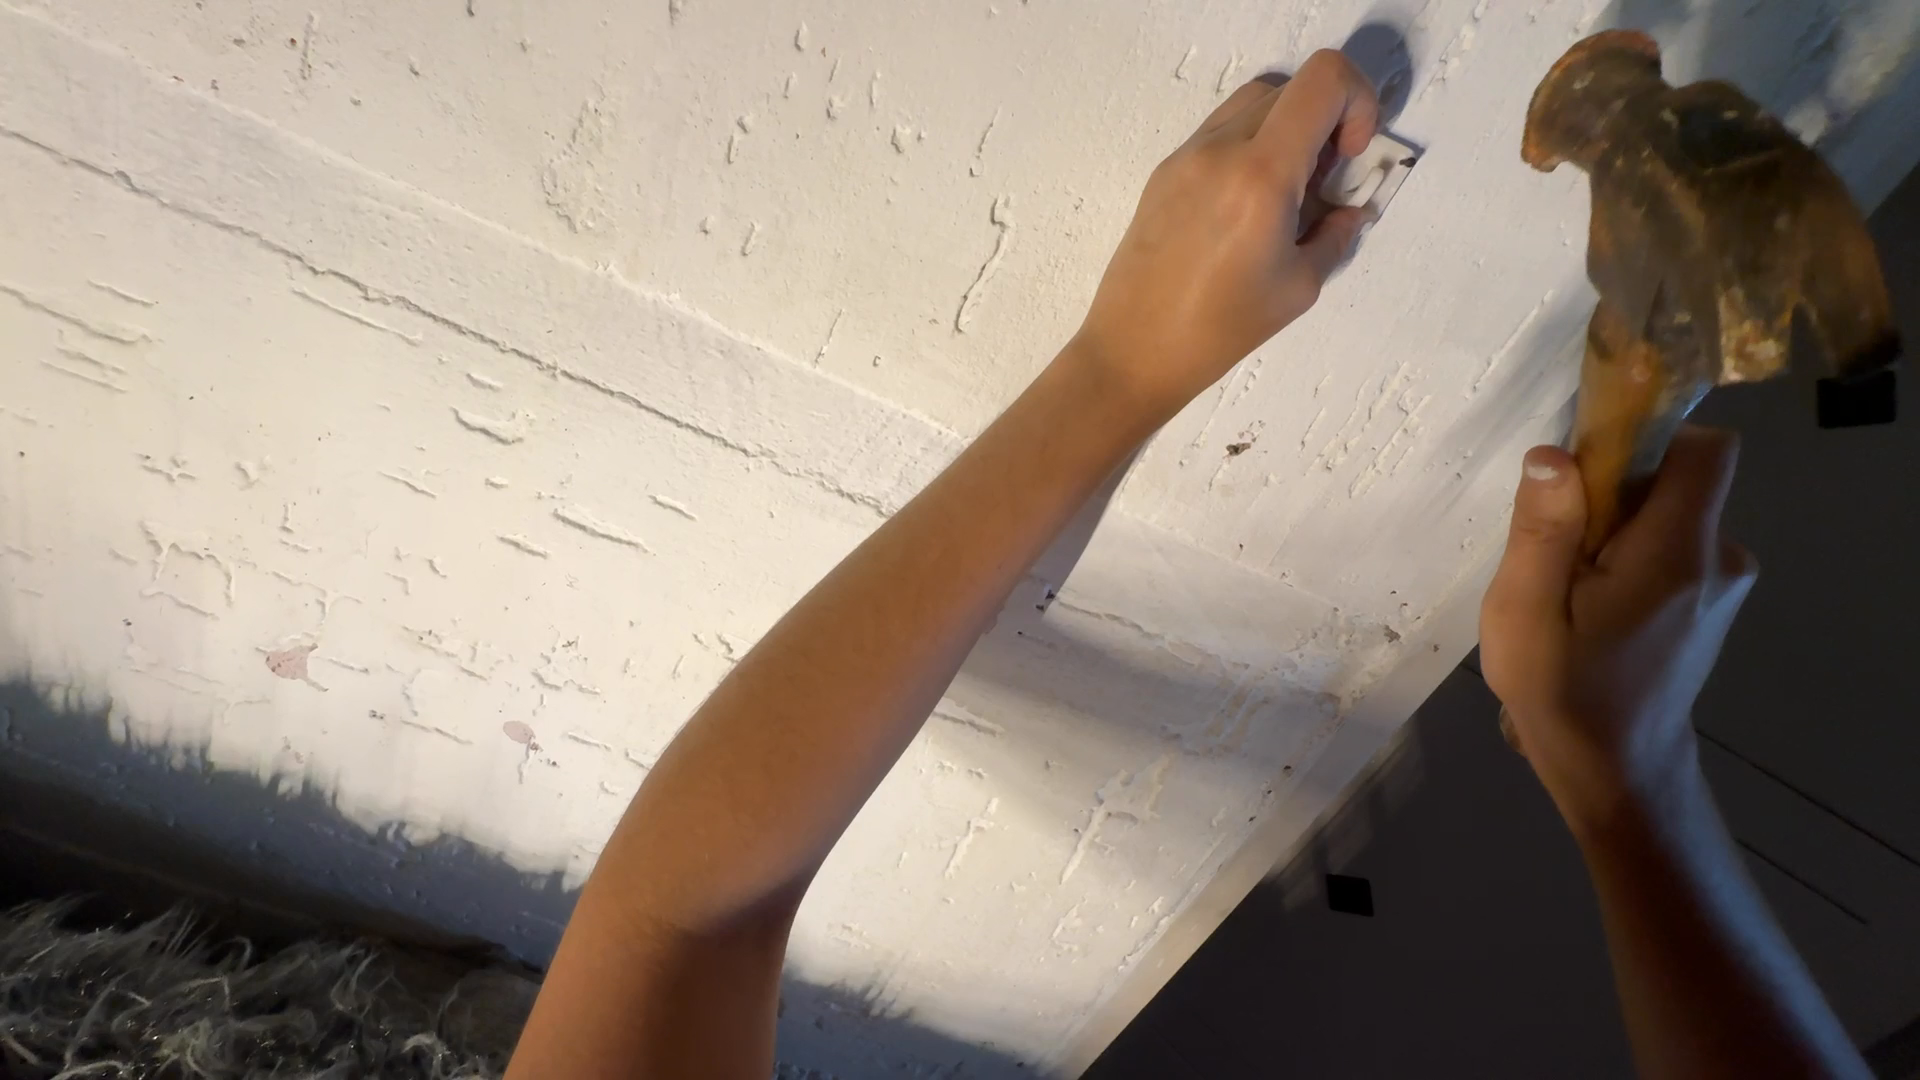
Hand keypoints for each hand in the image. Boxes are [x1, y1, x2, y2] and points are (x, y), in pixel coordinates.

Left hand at [1073, 50, 1379, 416]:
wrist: (1132, 354)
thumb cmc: (1216, 333)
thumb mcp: (1297, 289)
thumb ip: (1335, 235)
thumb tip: (1349, 209)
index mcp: (1259, 176)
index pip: (1325, 79)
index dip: (1357, 102)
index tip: (1349, 157)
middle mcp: (1217, 152)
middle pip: (1289, 89)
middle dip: (1321, 124)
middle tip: (1316, 188)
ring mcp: (1182, 161)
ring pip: (1250, 106)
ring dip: (1281, 133)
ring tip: (1278, 199)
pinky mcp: (1159, 179)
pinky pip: (1215, 136)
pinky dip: (1244, 150)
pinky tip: (1239, 211)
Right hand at [1480, 427, 1758, 832]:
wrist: (1611, 763)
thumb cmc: (1560, 685)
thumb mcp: (1524, 607)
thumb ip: (1543, 529)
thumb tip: (1551, 454)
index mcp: (1677, 552)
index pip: (1704, 451)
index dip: (1645, 438)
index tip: (1580, 469)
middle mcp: (1719, 557)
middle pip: (1674, 483)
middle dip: (1606, 496)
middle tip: (1548, 552)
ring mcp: (1720, 583)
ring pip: (1663, 518)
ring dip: (1608, 532)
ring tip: (1560, 589)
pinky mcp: (1707, 603)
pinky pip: (1666, 549)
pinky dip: (1623, 558)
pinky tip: (1586, 606)